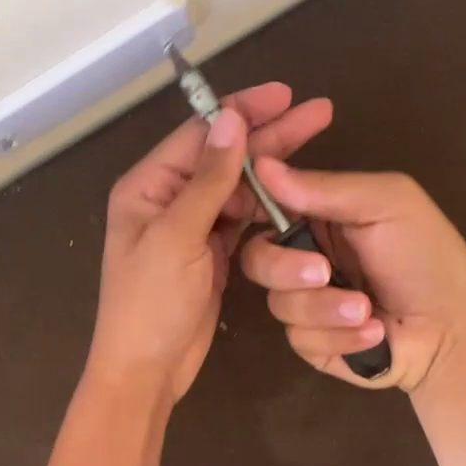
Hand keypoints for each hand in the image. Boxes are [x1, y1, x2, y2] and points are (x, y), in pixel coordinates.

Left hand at [87, 83, 332, 404]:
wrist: (146, 371)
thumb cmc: (150, 304)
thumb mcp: (177, 238)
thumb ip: (207, 181)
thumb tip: (230, 119)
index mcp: (147, 188)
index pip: (199, 135)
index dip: (243, 111)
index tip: (287, 95)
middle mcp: (167, 201)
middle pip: (224, 158)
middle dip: (269, 136)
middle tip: (320, 114)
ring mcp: (190, 229)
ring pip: (237, 188)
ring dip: (273, 171)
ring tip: (317, 145)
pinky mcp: (210, 256)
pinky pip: (242, 221)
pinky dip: (267, 208)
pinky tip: (297, 193)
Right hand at [239, 162, 465, 391]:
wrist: (453, 328)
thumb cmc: (426, 255)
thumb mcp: (386, 204)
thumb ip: (324, 189)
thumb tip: (262, 164)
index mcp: (317, 215)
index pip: (262, 204)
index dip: (242, 205)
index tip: (234, 208)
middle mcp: (303, 257)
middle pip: (256, 259)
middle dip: (285, 269)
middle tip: (323, 272)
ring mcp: (305, 303)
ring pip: (279, 304)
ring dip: (326, 308)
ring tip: (368, 310)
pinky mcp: (312, 342)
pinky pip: (300, 339)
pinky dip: (340, 336)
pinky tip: (374, 333)